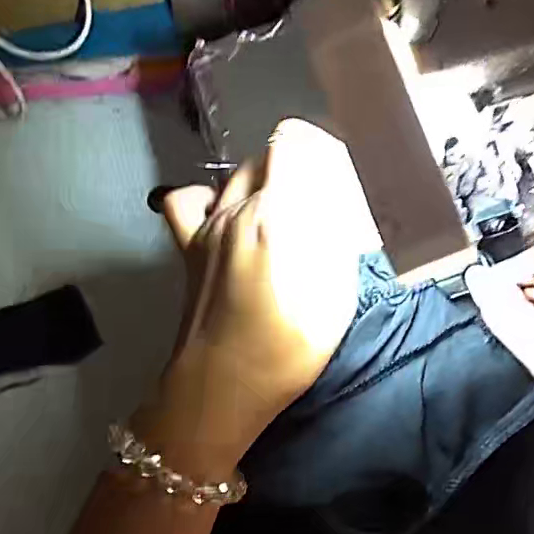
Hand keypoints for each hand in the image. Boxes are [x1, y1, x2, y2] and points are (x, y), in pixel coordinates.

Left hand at [137, 120, 373, 473]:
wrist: (220, 389)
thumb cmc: (284, 352)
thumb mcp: (335, 300)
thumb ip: (340, 243)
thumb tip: (344, 209)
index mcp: (274, 216)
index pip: (296, 145)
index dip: (325, 150)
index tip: (346, 176)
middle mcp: (235, 209)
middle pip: (270, 156)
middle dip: (303, 166)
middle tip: (327, 201)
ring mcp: (206, 226)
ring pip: (236, 174)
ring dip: (267, 180)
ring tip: (289, 211)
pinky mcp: (187, 246)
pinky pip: (189, 199)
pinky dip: (211, 195)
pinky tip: (230, 215)